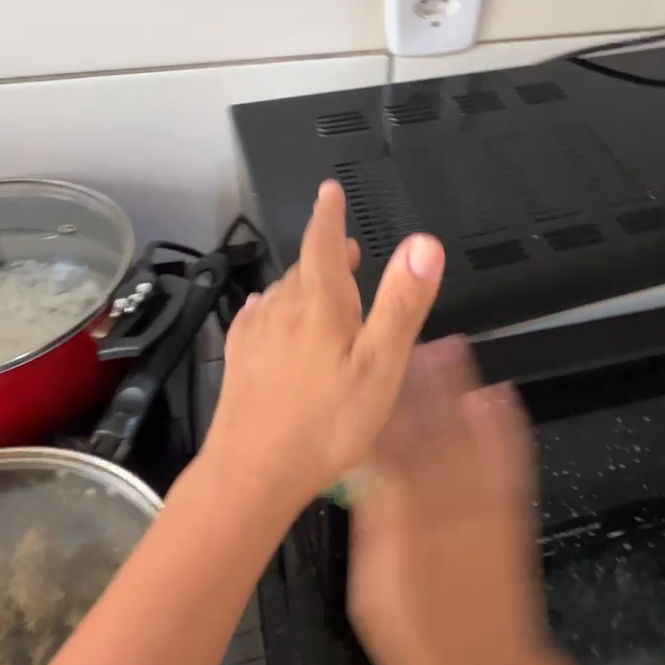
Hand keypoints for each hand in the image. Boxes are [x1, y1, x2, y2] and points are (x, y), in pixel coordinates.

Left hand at [204, 180, 444, 512]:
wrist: (252, 474)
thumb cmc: (326, 423)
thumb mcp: (380, 364)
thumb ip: (402, 302)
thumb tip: (424, 244)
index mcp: (320, 303)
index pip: (323, 241)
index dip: (330, 213)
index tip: (330, 190)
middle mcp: (282, 308)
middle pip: (305, 268)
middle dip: (326, 253)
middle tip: (346, 249)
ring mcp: (256, 333)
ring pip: (283, 293)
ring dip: (304, 281)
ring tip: (321, 285)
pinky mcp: (240, 359)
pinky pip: (258, 318)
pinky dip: (274, 308)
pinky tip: (272, 316)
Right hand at [348, 338, 583, 664]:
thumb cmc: (424, 637)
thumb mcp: (373, 588)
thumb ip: (374, 523)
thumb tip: (366, 473)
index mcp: (410, 518)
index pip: (390, 445)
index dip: (380, 402)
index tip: (371, 368)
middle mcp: (451, 501)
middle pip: (431, 426)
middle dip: (420, 379)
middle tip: (413, 338)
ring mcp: (486, 502)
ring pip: (470, 430)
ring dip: (461, 385)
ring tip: (452, 346)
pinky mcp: (512, 510)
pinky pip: (511, 456)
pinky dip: (507, 422)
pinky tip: (500, 393)